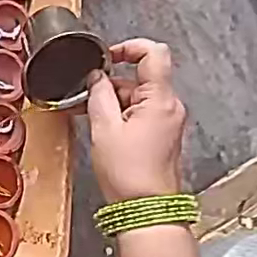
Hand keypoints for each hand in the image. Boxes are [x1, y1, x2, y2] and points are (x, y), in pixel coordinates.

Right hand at [85, 38, 187, 201]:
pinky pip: (140, 113)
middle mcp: (170, 107)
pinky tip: (102, 129)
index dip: (128, 48)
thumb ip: (99, 95)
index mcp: (160, 100)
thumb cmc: (129, 174)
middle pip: (141, 77)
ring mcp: (167, 121)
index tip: (106, 57)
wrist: (145, 208)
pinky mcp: (161, 135)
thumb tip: (96, 78)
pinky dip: (120, 115)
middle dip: (111, 82)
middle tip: (86, 96)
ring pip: (138, 96)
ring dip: (113, 101)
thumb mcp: (104, 128)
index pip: (153, 53)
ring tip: (90, 118)